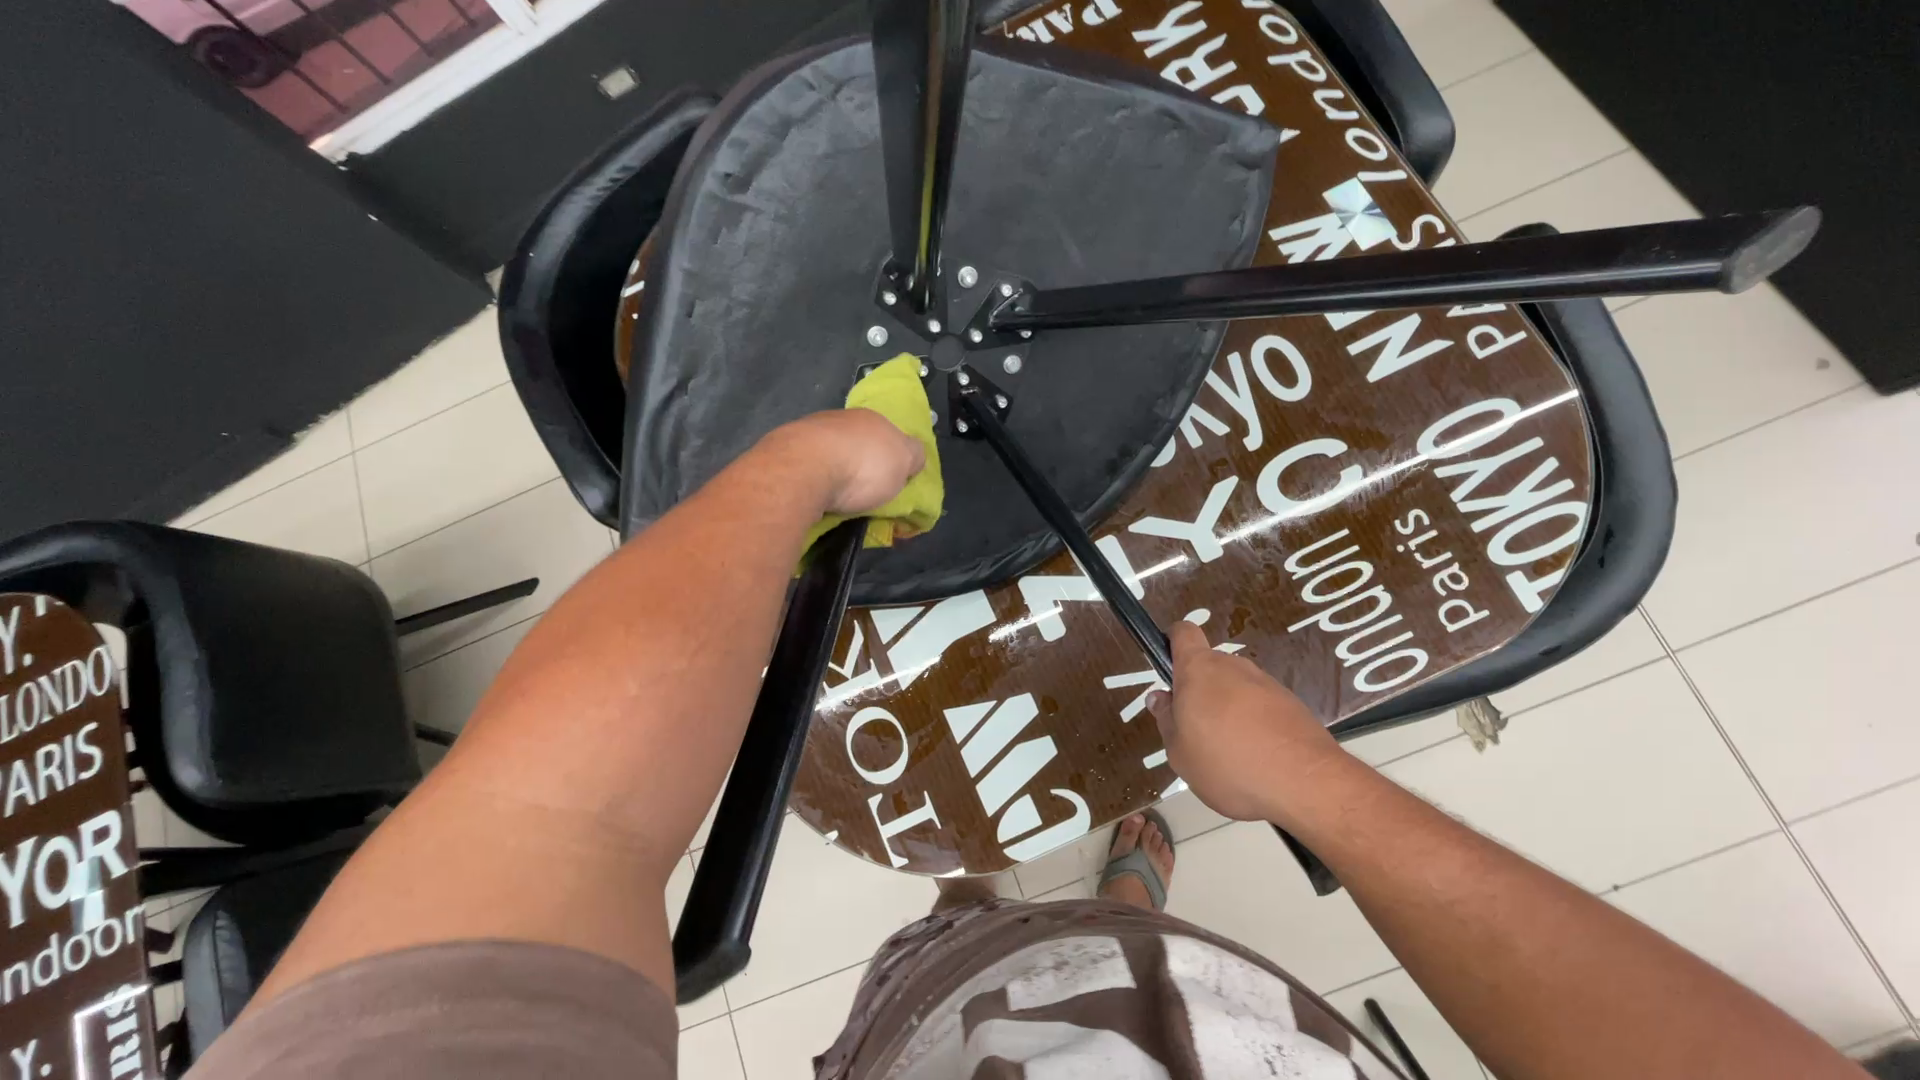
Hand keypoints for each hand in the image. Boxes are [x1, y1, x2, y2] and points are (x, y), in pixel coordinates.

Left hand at [763, 408, 925, 515]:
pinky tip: (815, 501)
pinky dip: (812, 485)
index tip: (890, 480)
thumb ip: (913, 456)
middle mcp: (837, 420)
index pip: (885, 434)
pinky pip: (806, 472)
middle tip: (864, 495)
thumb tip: (913, 456)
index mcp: (869, 419)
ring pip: (827, 456)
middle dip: (859, 466)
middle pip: (854, 444)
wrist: (805, 468)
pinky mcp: (784, 455)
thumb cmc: (864, 465)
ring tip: (838, 503)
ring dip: (833, 475)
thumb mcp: (904, 461)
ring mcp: (806, 435)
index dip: (889, 456)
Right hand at [1148, 622, 1343, 823]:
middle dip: (1200, 692)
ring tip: (1231, 753)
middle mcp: (1233, 667)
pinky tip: (1258, 759)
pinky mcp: (1292, 704)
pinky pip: (1262, 707)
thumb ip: (1167, 720)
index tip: (1168, 669)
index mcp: (1199, 670)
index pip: (1183, 632)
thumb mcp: (1180, 753)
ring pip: (1236, 689)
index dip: (1172, 643)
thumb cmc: (1227, 763)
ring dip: (1229, 711)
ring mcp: (1267, 683)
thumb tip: (1160, 697)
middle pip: (1210, 667)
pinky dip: (1256, 725)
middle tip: (1196, 732)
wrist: (1304, 782)